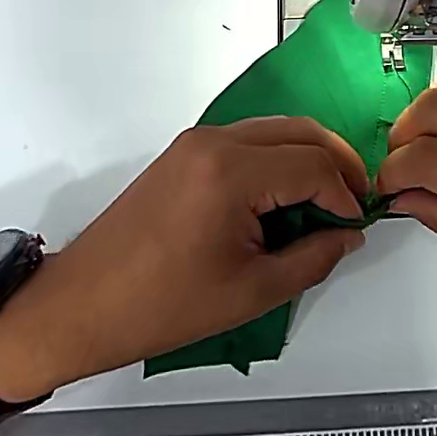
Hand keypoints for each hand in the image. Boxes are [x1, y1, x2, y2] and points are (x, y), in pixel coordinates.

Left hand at [0, 118, 368, 400]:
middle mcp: (215, 141)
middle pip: (300, 132)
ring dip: (308, 157)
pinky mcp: (186, 151)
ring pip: (276, 130)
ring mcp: (197, 141)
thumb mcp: (253, 291)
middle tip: (353, 200)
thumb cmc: (164, 305)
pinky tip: (286, 194)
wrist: (82, 305)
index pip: (312, 165)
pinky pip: (249, 140)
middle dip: (336, 163)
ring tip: (326, 199)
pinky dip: (278, 159)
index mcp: (231, 172)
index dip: (344, 194)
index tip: (355, 224)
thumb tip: (347, 235)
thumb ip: (314, 258)